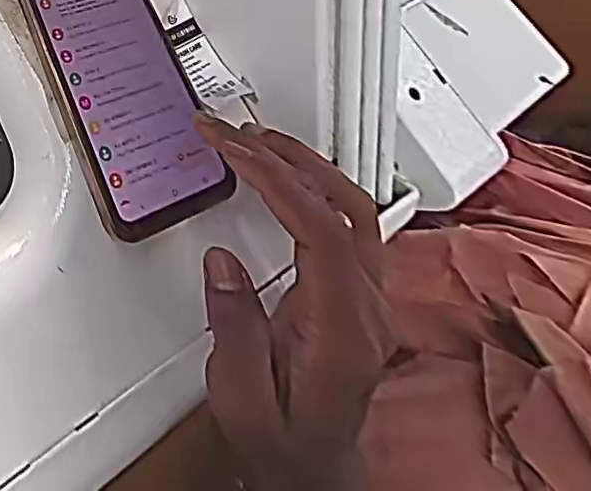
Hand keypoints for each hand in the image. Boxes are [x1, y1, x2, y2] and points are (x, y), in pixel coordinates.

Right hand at [194, 114, 399, 490]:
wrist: (312, 465)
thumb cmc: (280, 438)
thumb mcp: (241, 396)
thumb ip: (234, 327)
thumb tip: (222, 260)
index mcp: (344, 328)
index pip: (321, 230)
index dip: (278, 180)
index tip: (235, 149)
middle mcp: (366, 305)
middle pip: (345, 206)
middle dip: (287, 157)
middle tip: (235, 133)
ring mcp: (368, 294)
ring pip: (353, 205)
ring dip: (304, 163)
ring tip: (256, 139)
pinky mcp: (357, 287)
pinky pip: (345, 217)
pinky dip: (311, 181)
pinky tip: (283, 171)